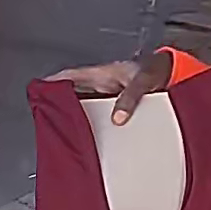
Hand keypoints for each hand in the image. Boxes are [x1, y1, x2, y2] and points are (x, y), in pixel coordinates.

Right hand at [44, 49, 171, 124]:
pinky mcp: (113, 109)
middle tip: (47, 119)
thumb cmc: (155, 71)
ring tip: (64, 132)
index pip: (70, 76)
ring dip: (74, 117)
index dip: (52, 82)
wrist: (172, 76)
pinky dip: (90, 125)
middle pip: (71, 94)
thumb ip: (129, 99)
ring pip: (82, 107)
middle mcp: (100, 85)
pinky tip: (87, 137)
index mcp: (101, 73)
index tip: (37, 91)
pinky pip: (96, 116)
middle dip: (58, 105)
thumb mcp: (142, 81)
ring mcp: (105, 97)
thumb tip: (117, 119)